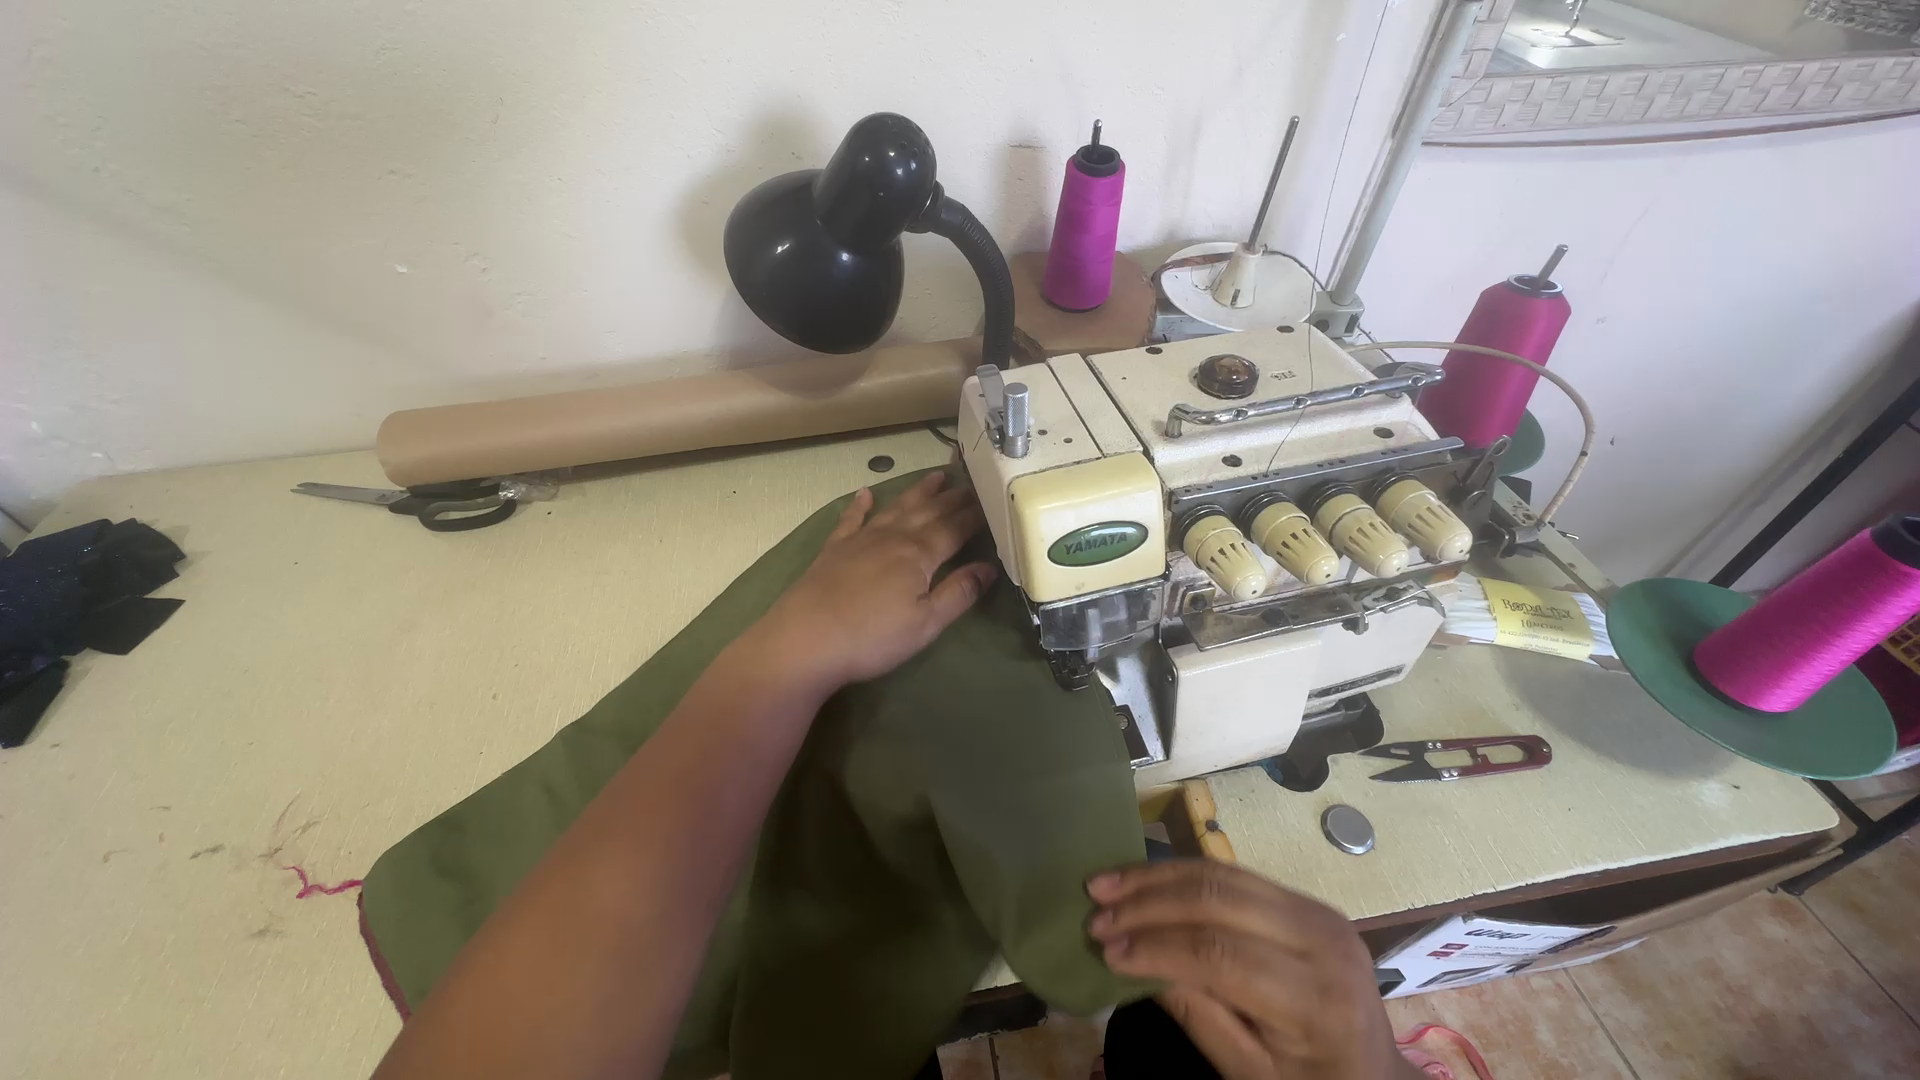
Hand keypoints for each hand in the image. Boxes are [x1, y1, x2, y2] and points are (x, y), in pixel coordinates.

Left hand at [753, 472, 995, 689]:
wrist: (805, 640)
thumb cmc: (873, 637)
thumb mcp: (926, 623)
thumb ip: (959, 592)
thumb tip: (989, 567)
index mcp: (919, 555)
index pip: (955, 528)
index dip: (974, 515)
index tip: (992, 501)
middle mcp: (892, 537)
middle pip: (928, 512)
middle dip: (952, 497)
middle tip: (972, 481)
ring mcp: (860, 540)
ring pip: (895, 507)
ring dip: (917, 492)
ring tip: (935, 476)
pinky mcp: (833, 550)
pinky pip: (851, 519)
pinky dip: (859, 505)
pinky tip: (864, 492)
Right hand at [1087, 860, 1417, 1079]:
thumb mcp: (1253, 1075)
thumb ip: (1198, 1014)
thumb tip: (1133, 961)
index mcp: (1317, 1002)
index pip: (1220, 955)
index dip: (1156, 947)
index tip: (1104, 950)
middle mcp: (1323, 941)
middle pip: (1219, 900)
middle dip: (1147, 903)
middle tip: (1094, 911)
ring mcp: (1318, 911)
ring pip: (1222, 873)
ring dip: (1156, 877)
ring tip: (1105, 884)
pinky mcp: (1305, 899)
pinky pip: (1234, 873)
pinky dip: (1182, 874)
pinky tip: (1144, 879)